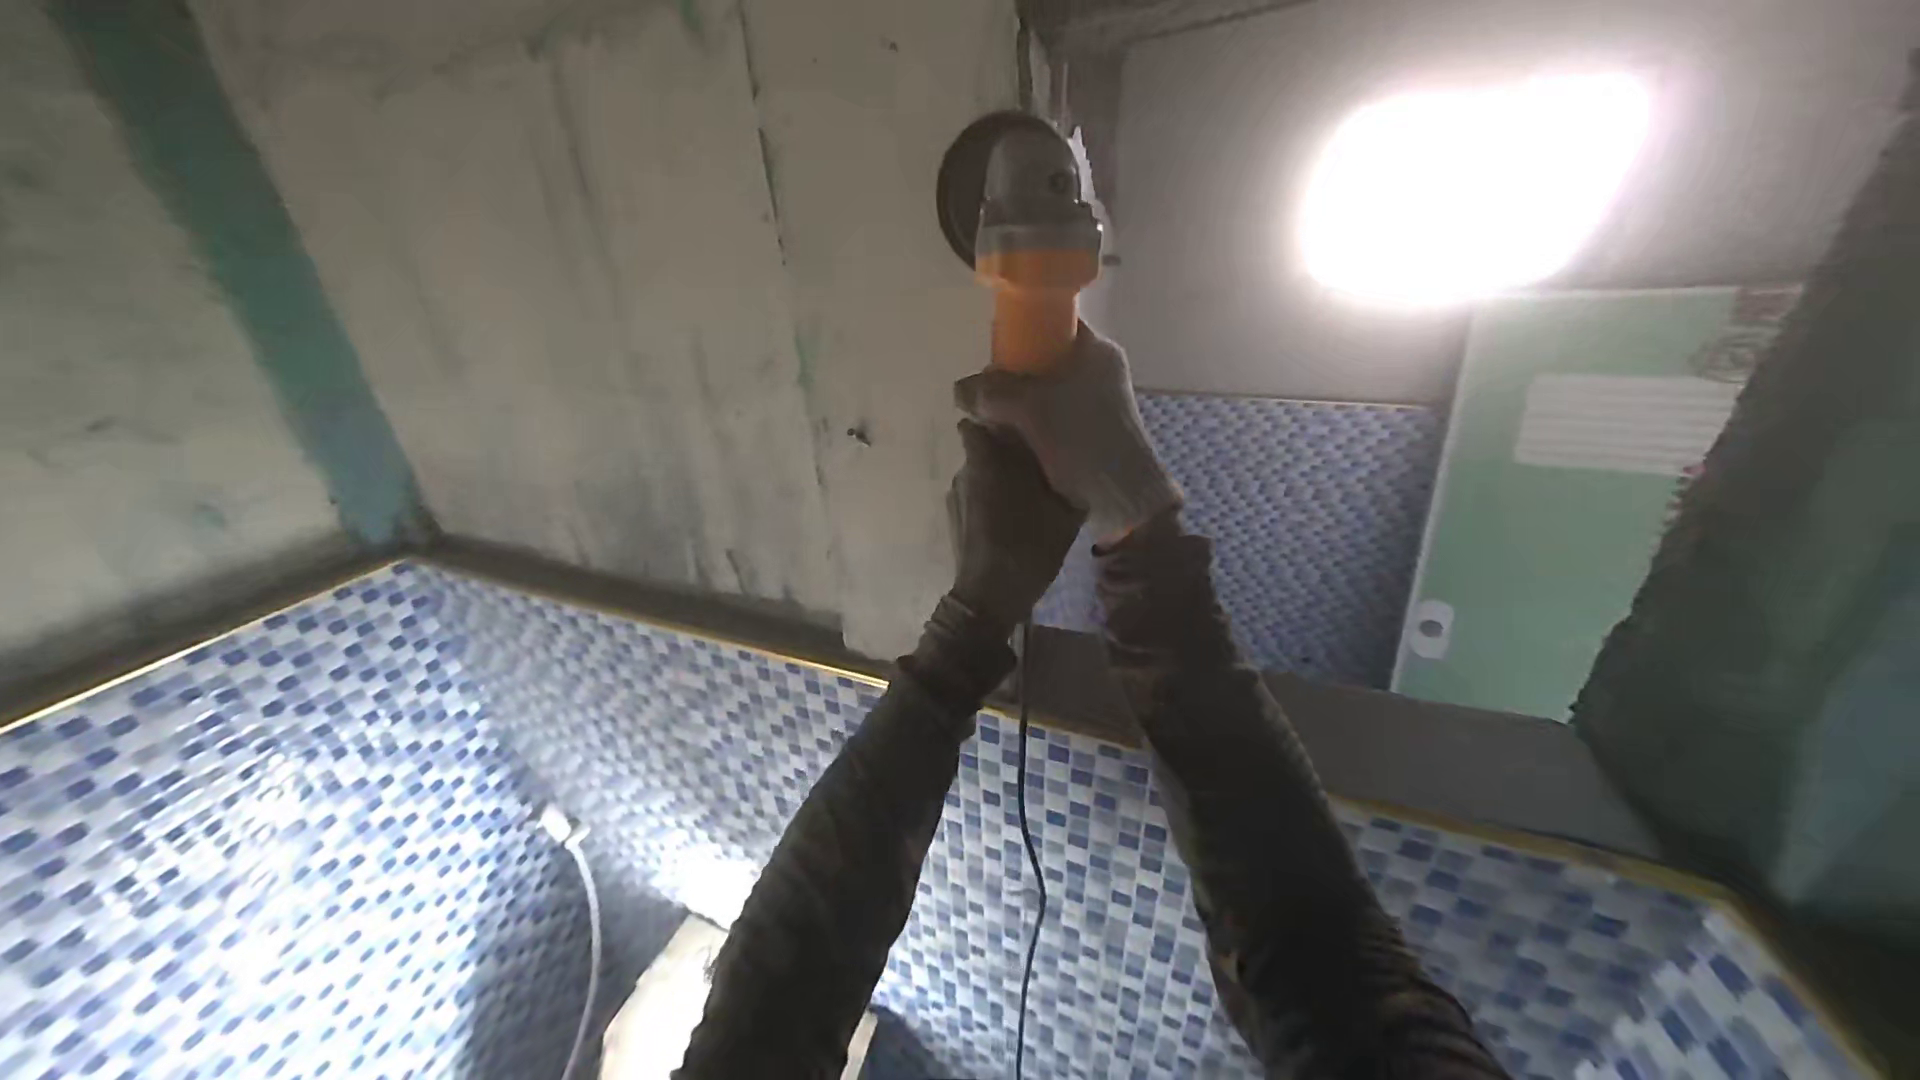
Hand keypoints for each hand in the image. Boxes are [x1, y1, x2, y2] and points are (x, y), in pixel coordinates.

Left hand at [946, 420, 1085, 637]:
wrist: (989, 597)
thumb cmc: (1026, 548)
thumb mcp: (1062, 518)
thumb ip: (1066, 488)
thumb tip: (1074, 472)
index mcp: (987, 463)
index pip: (975, 425)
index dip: (993, 424)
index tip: (1017, 431)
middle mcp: (964, 474)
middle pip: (982, 452)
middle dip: (1003, 457)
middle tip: (1033, 468)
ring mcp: (954, 498)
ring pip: (978, 477)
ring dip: (996, 482)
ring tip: (1023, 500)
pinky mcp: (952, 521)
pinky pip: (973, 499)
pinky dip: (988, 503)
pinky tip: (1007, 523)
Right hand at [954, 324, 1180, 542]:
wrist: (1125, 498)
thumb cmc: (1083, 441)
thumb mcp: (1030, 410)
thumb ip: (991, 393)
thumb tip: (960, 390)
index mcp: (1095, 349)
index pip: (1053, 322)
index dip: (1021, 330)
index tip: (994, 352)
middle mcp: (1100, 370)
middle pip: (1045, 359)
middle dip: (1012, 375)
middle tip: (986, 392)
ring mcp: (1098, 402)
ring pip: (1047, 391)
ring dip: (1018, 403)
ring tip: (992, 417)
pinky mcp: (1092, 431)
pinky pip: (1054, 416)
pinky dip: (1032, 423)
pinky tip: (1010, 438)